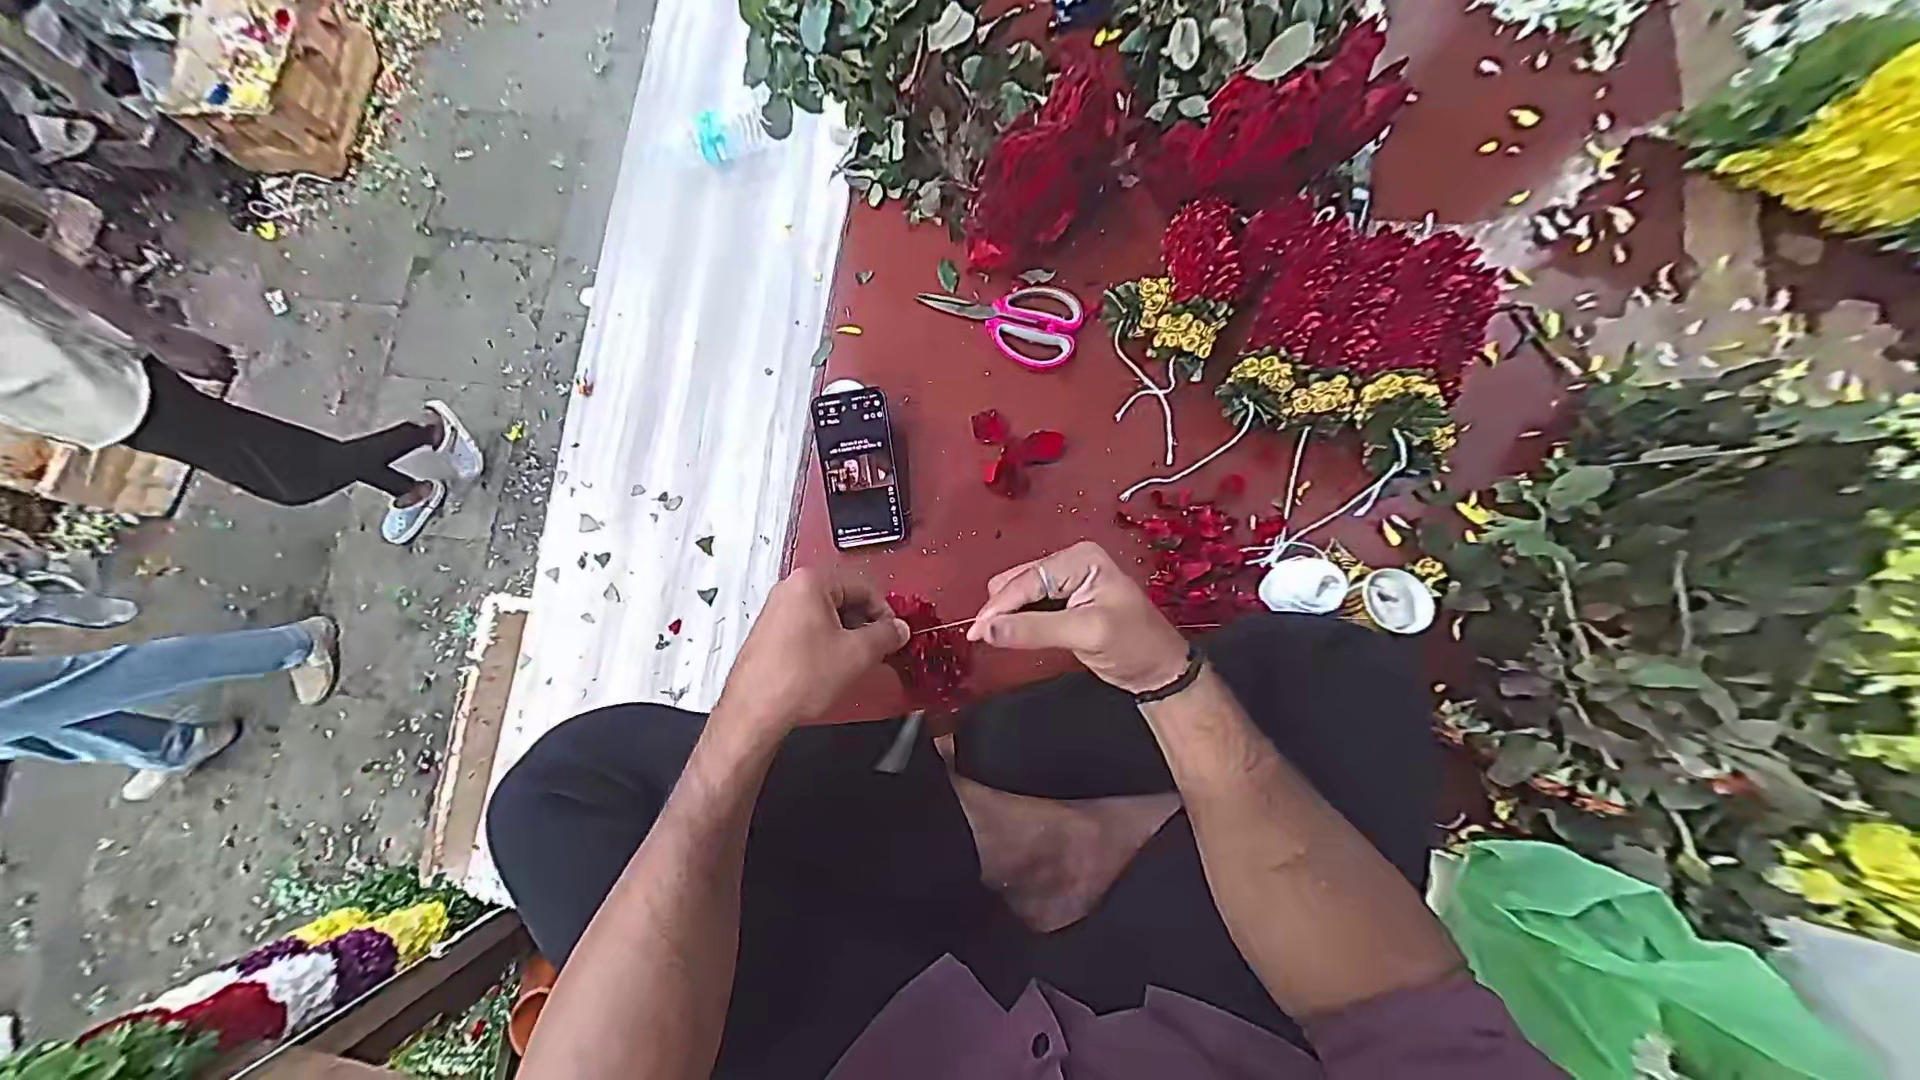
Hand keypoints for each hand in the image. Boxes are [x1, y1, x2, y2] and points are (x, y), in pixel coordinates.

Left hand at [715, 567, 908, 736]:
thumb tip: (897, 629)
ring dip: (846, 638)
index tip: (892, 632)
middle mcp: (789, 590)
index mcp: (810, 583)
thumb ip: (886, 635)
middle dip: (864, 627)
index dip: (884, 614)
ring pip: (827, 617)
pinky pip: (809, 630)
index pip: (863, 589)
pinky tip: (832, 668)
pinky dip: (826, 645)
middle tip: (878, 649)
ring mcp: (777, 612)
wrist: (754, 712)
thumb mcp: (857, 654)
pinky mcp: (771, 634)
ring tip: (854, 663)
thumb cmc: (792, 680)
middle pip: (844, 601)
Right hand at [967, 541, 1189, 694]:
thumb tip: (987, 629)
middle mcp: (1070, 563)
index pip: (1028, 579)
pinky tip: (1009, 635)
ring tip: (992, 638)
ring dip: (1006, 616)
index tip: (976, 631)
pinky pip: (1028, 606)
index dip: (999, 606)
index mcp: (1080, 559)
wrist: (1159, 669)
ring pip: (1019, 594)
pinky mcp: (1062, 601)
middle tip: (984, 638)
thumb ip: (1034, 629)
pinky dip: (1016, 621)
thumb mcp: (1086, 633)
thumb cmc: (1135, 645)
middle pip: (1019, 582)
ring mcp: (1066, 581)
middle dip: (1001, 609)